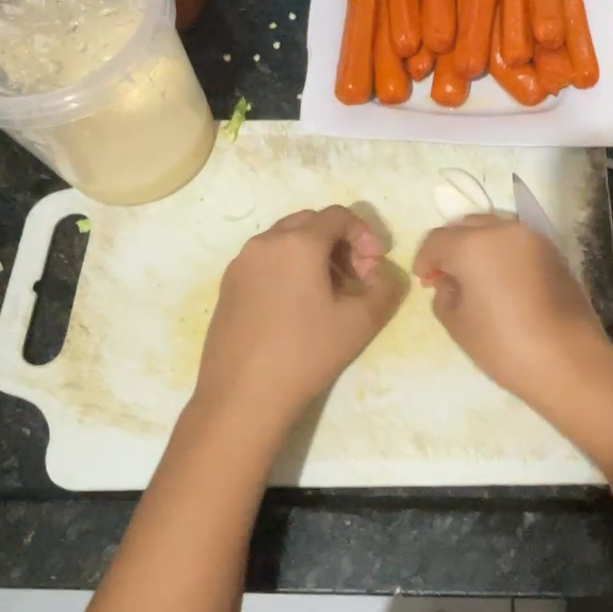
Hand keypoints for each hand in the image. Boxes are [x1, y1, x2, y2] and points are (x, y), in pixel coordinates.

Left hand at [192, 206, 404, 438]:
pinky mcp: (228, 286)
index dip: (365, 234)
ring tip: (331, 293)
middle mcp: (264, 243)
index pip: (338, 216)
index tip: (376, 265)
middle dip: (340, 242)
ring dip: (315, 255)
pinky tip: (300, 307)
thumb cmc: (305, 353)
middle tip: (357, 276)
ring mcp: (241, 264)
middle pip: (310, 223)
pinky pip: (266, 261)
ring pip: (285, 241)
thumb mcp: (360, 322)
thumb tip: (383, 276)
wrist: (243, 395)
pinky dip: (290, 269)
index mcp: (297, 243)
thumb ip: (384, 289)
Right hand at [412, 214, 612, 410]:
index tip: (425, 281)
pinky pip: (518, 242)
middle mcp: (505, 230)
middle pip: (467, 226)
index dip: (425, 259)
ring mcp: (534, 238)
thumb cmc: (505, 344)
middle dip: (452, 247)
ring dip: (479, 245)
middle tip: (447, 277)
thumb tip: (449, 280)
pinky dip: (503, 252)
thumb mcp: (458, 323)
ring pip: (495, 228)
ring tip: (475, 277)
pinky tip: (502, 280)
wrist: (568, 360)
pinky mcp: (555, 252)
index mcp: (474, 244)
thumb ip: (444, 293)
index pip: (437, 240)